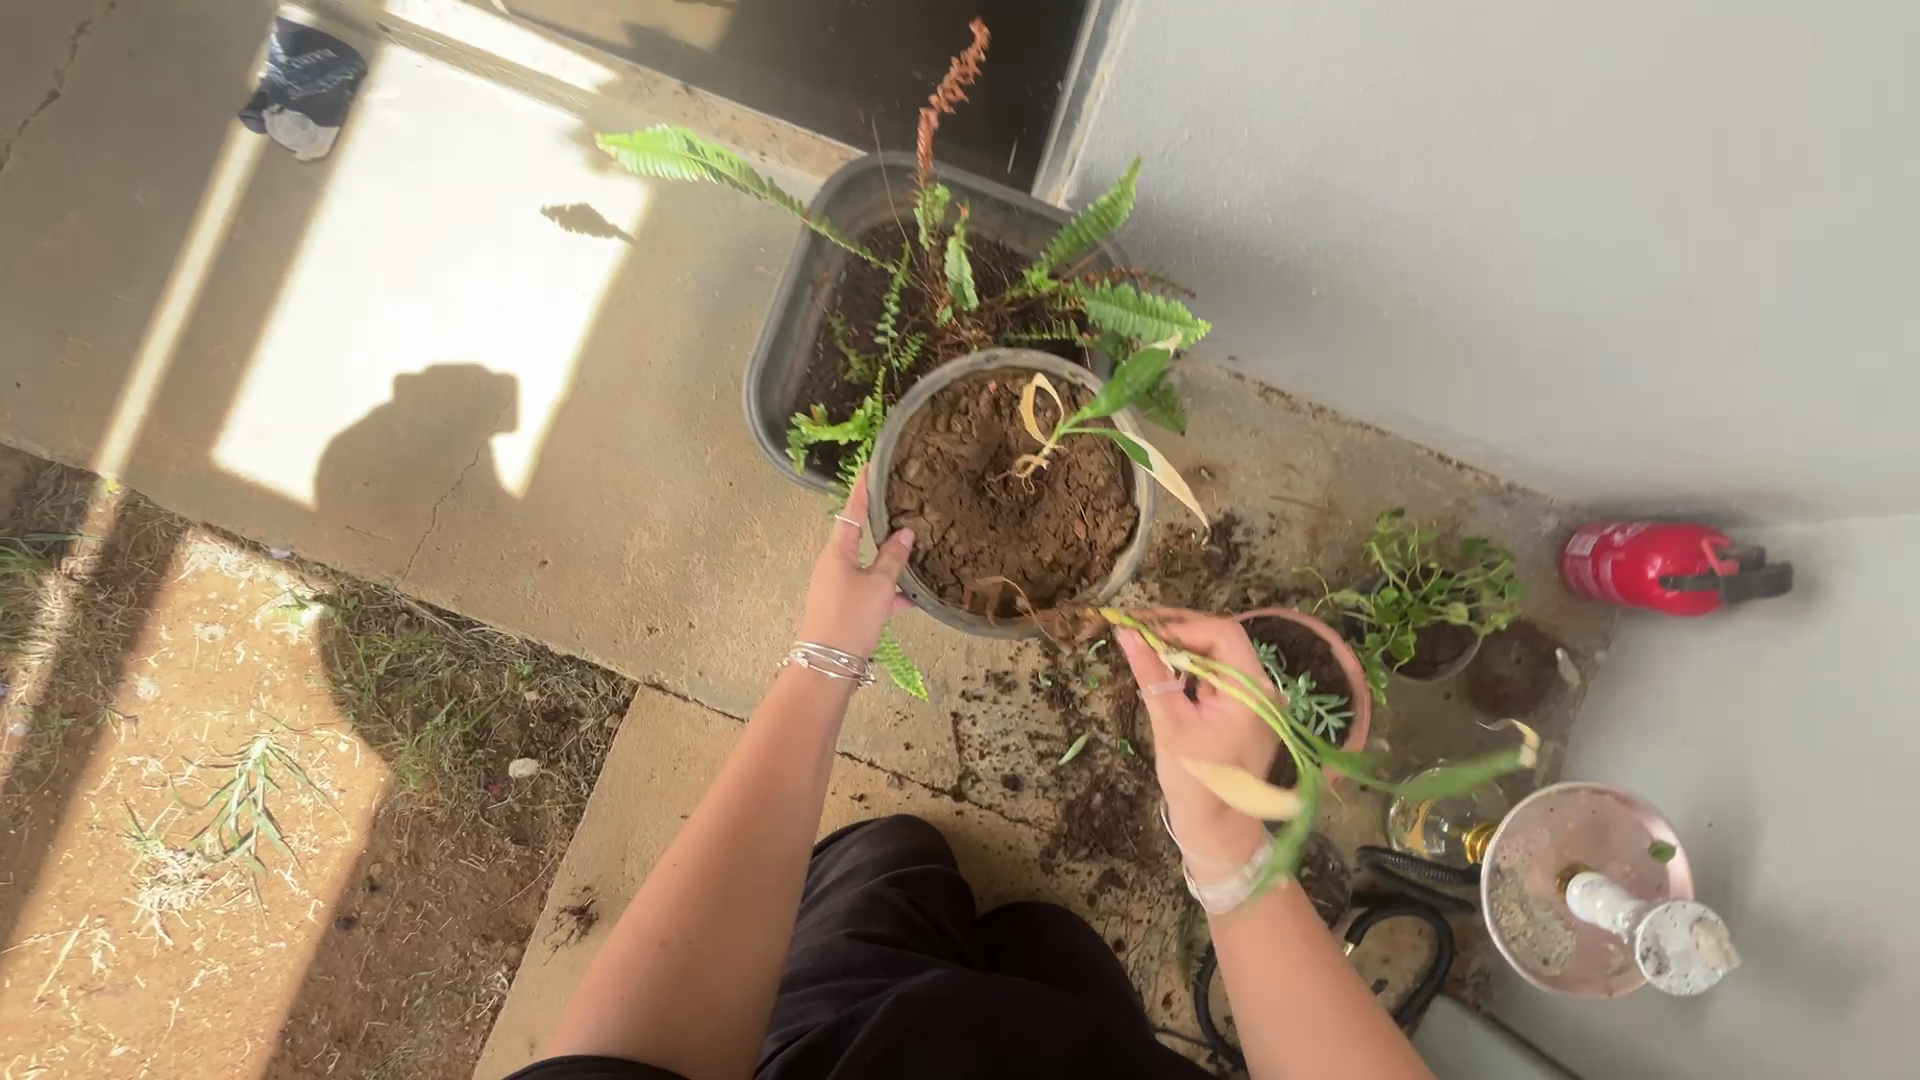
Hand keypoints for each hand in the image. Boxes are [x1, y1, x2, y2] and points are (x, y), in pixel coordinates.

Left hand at [795, 471, 915, 659]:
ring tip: (919, 552)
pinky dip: (891, 592)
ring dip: (891, 562)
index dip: (863, 488)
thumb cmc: (851, 617)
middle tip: (902, 504)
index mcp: (838, 551)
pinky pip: (873, 591)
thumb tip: (905, 532)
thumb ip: (893, 558)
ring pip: (870, 566)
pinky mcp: (848, 608)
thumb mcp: (879, 585)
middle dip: (881, 523)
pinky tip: (915, 597)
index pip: (852, 510)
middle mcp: (835, 564)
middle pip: (861, 537)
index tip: (871, 465)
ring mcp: (840, 587)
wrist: (829, 665)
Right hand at [1115, 610, 1279, 871]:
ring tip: (1144, 645)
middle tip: (1137, 630)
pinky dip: (1190, 666)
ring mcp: (1255, 699)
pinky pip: (1216, 674)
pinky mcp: (1244, 708)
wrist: (1217, 830)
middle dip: (1179, 632)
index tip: (1145, 632)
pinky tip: (1164, 669)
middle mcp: (1262, 688)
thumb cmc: (1195, 781)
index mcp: (1252, 691)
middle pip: (1221, 639)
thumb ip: (1151, 673)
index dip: (1183, 626)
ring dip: (1181, 647)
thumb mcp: (1169, 723)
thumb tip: (1126, 633)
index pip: (1222, 634)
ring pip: (1217, 654)